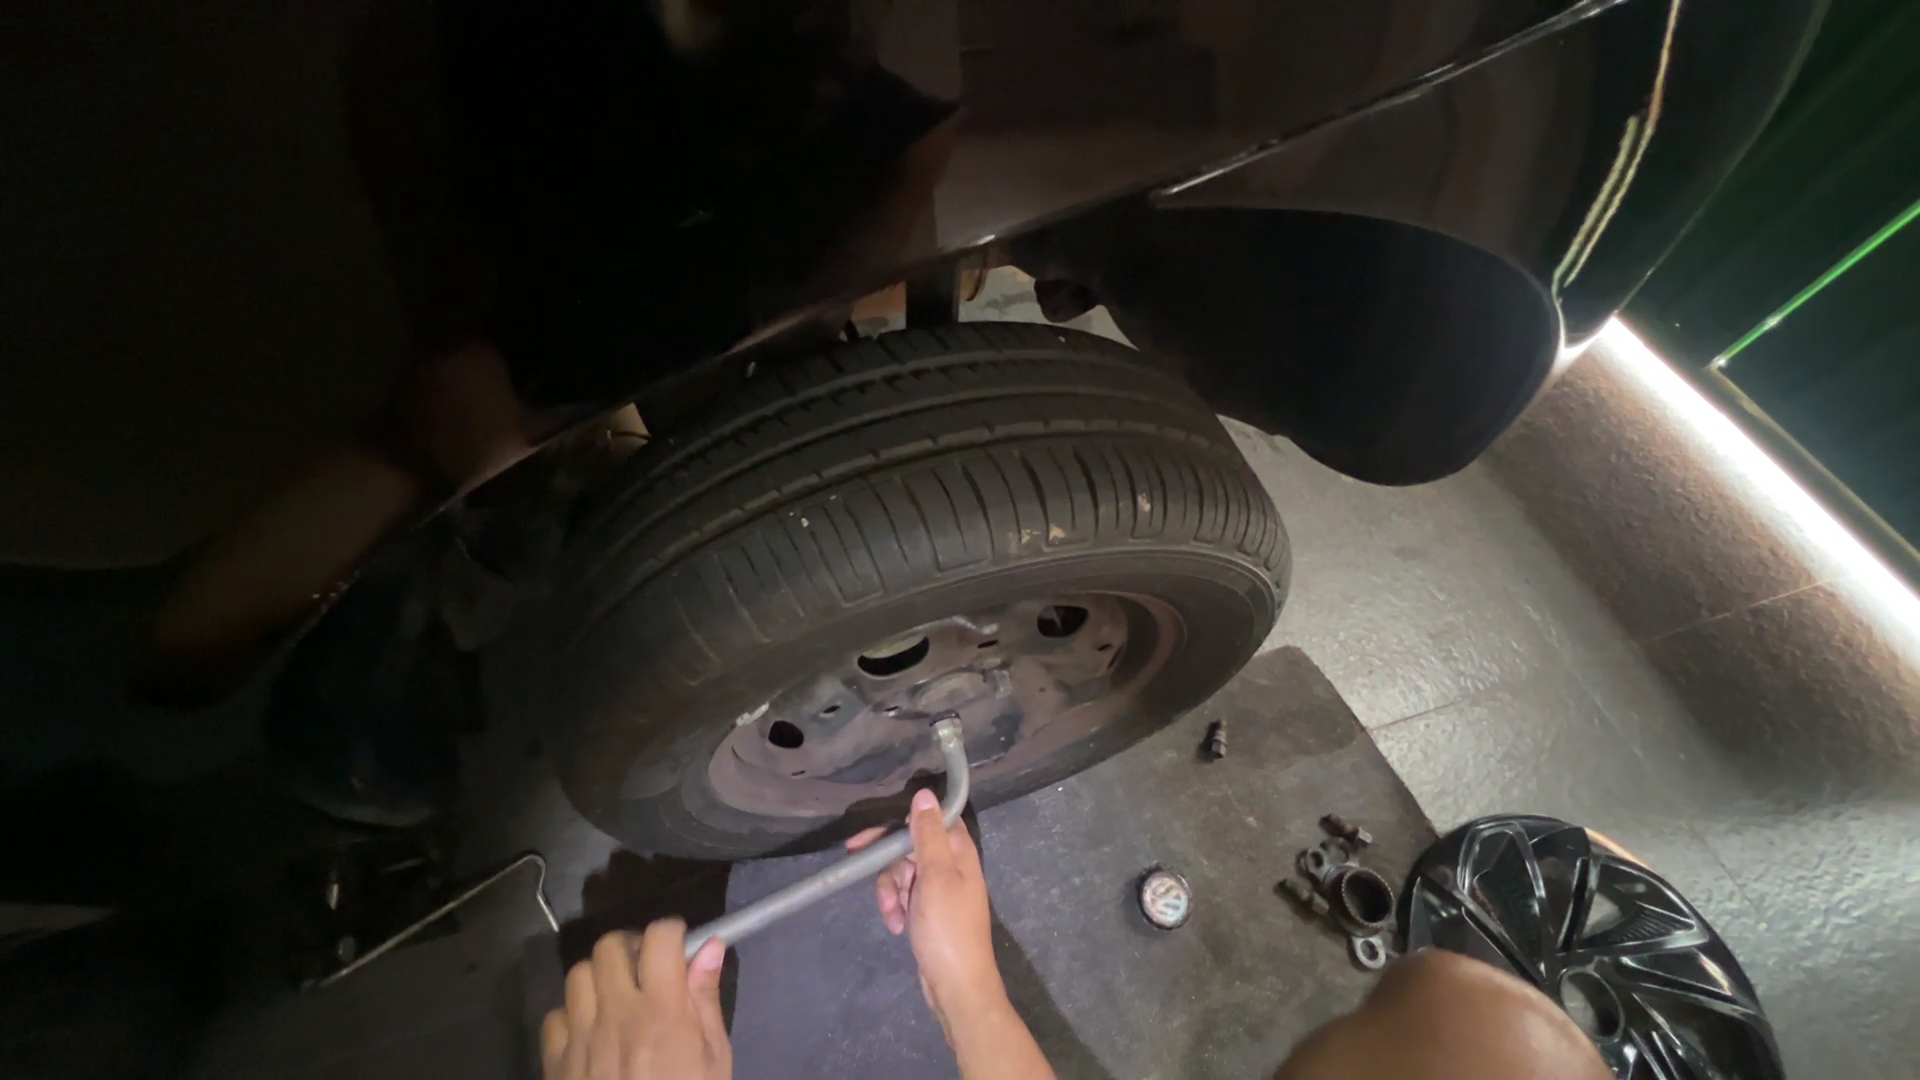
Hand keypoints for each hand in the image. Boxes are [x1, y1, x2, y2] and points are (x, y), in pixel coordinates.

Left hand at [541, 921, 730, 1079]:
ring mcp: (580, 1041)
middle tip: (647, 968)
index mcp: (663, 1011)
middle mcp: (617, 1015)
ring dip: (600, 977)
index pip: (659, 937)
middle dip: (632, 946)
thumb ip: (705, 999)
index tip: (680, 946)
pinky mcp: (555, 1067)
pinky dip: (571, 1016)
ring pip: (578, 975)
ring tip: (617, 996)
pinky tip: (591, 1032)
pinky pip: (553, 1018)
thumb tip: (710, 946)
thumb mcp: (715, 1059)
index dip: (672, 932)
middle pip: (610, 946)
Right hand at [846, 789, 1004, 1028]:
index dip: (899, 820)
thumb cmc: (948, 928)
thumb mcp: (936, 875)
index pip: (928, 818)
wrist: (956, 987)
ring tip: (893, 913)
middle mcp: (950, 864)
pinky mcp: (928, 910)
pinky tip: (896, 926)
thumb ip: (928, 834)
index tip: (869, 833)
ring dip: (890, 890)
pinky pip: (904, 896)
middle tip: (858, 863)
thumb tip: (924, 793)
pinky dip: (896, 907)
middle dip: (888, 863)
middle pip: (909, 845)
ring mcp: (939, 888)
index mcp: (958, 849)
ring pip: (902, 872)